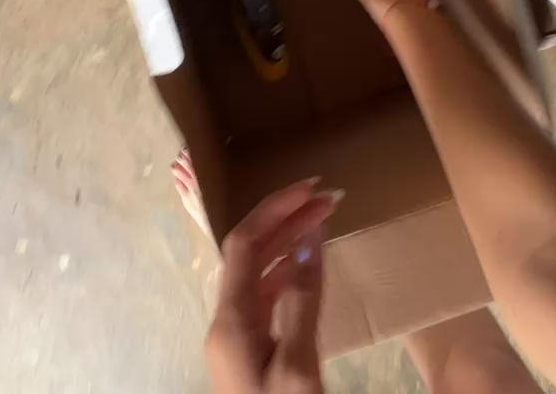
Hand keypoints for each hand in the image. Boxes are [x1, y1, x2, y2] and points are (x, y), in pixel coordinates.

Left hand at [205, 179, 336, 393]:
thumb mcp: (299, 368)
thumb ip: (302, 300)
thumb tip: (309, 238)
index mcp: (229, 321)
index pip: (245, 242)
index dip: (276, 207)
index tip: (312, 188)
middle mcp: (225, 323)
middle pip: (251, 253)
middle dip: (288, 219)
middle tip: (329, 199)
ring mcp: (236, 339)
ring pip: (259, 272)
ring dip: (289, 242)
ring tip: (324, 220)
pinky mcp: (250, 353)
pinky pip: (266, 296)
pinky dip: (289, 271)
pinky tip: (310, 265)